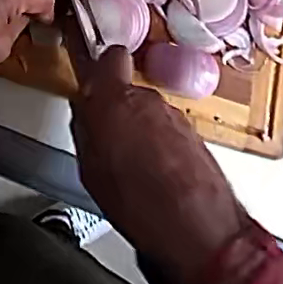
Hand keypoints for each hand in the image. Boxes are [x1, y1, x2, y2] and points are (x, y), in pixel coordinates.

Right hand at [69, 48, 248, 283]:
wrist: (197, 226)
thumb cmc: (140, 201)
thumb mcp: (90, 169)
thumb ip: (86, 131)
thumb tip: (85, 118)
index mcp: (113, 100)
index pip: (109, 57)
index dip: (100, 66)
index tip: (91, 77)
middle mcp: (147, 100)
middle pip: (127, 90)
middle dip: (116, 109)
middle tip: (106, 137)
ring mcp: (173, 115)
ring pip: (147, 111)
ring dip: (139, 129)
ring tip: (130, 165)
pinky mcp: (193, 133)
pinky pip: (167, 130)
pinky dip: (160, 144)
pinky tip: (153, 174)